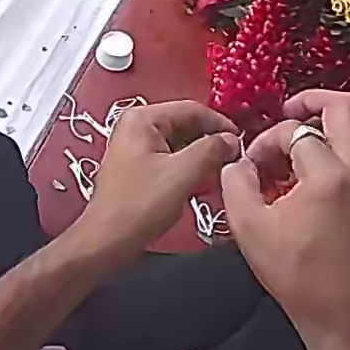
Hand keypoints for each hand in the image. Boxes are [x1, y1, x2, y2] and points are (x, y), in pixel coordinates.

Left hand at [70, 101, 240, 265]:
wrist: (107, 240)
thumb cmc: (140, 205)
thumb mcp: (182, 174)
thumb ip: (211, 150)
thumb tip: (232, 140)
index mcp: (143, 118)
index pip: (191, 109)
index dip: (220, 124)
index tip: (242, 141)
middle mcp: (136, 126)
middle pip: (185, 124)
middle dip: (210, 142)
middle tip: (234, 159)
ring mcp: (135, 145)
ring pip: (180, 143)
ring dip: (201, 156)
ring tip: (221, 172)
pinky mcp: (137, 165)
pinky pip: (170, 157)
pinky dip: (187, 167)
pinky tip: (201, 182)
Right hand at [221, 90, 349, 349]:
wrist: (348, 325)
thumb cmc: (296, 277)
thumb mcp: (249, 230)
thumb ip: (236, 183)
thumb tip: (240, 161)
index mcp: (329, 176)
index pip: (295, 132)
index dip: (267, 141)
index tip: (254, 164)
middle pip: (348, 108)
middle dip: (313, 101)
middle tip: (290, 112)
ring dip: (334, 131)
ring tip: (308, 147)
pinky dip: (348, 157)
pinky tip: (327, 181)